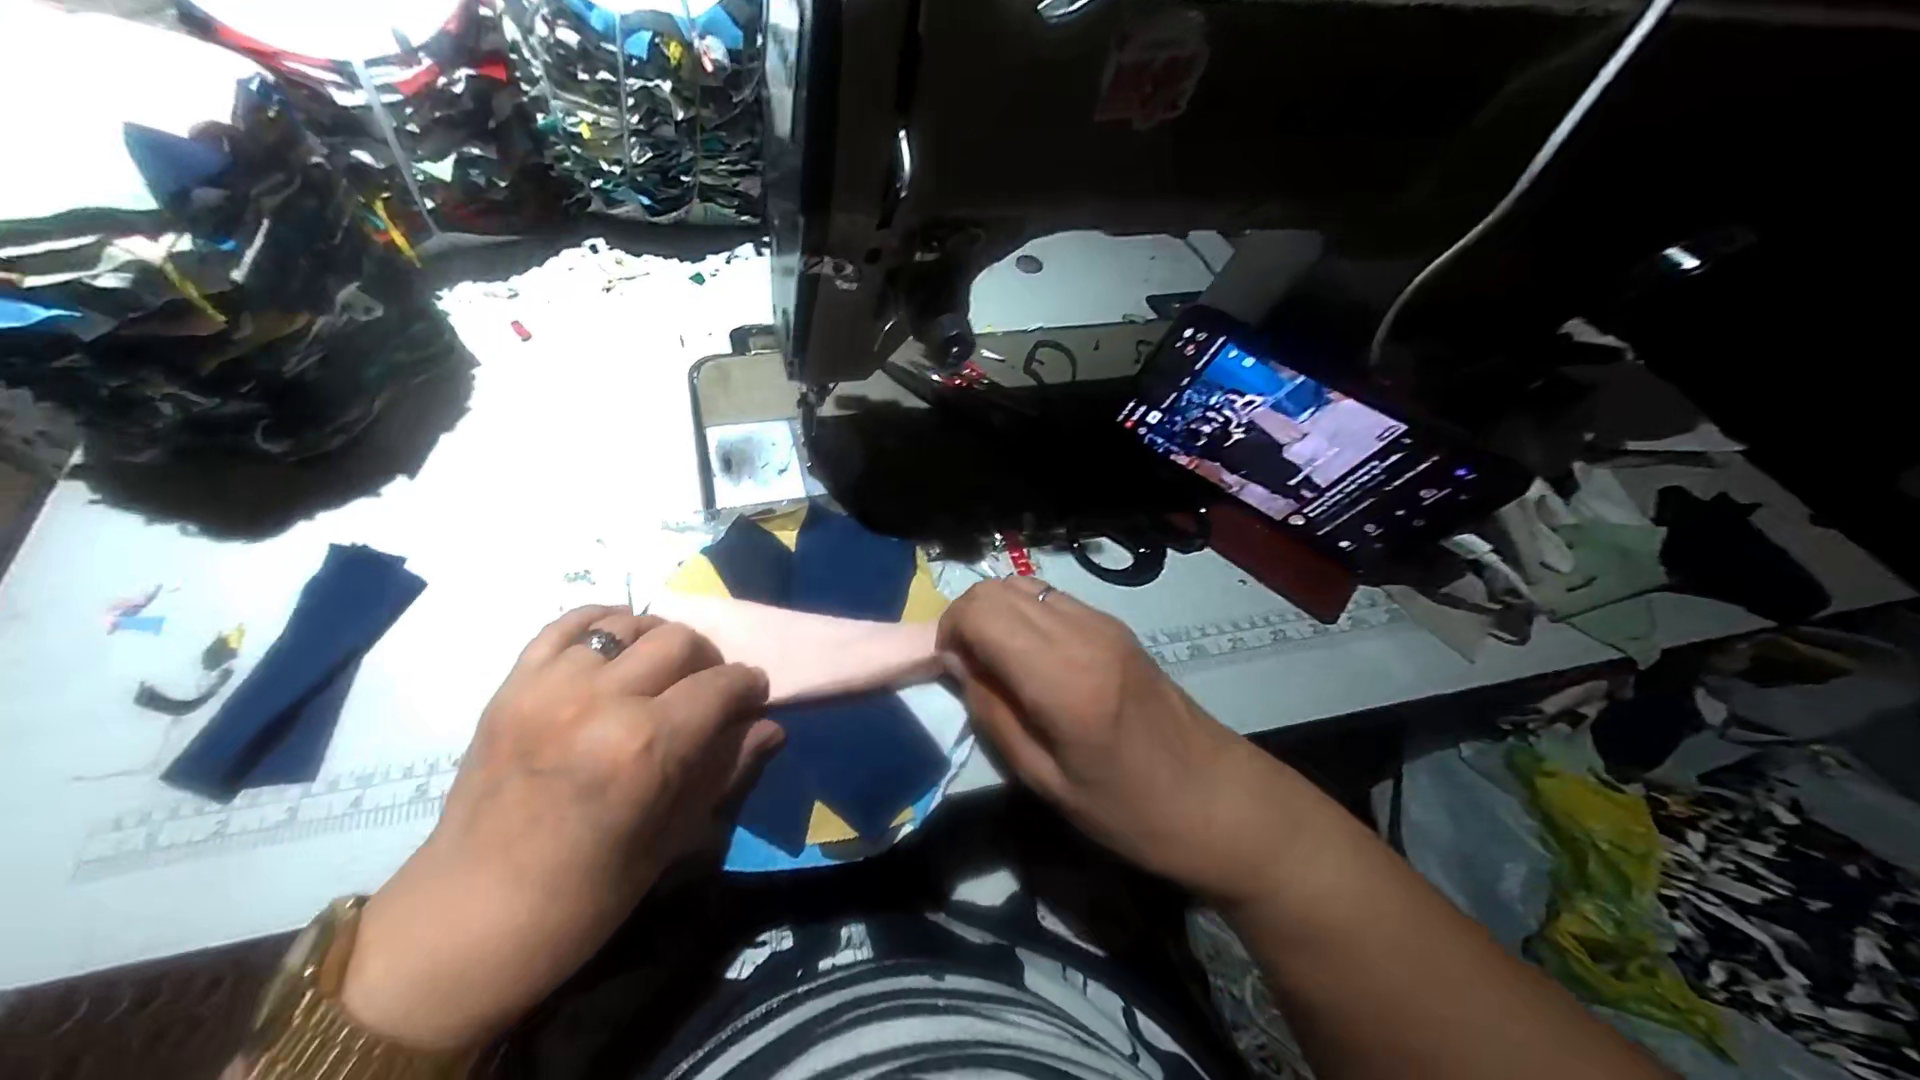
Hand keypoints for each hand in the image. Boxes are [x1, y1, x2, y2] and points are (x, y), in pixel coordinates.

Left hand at [340, 605, 781, 1048]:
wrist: (470, 917)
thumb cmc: (587, 895)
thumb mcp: (675, 838)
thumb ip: (728, 769)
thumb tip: (770, 726)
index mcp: (647, 746)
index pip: (723, 684)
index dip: (749, 687)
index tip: (753, 698)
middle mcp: (601, 701)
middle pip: (681, 640)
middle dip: (709, 661)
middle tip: (707, 690)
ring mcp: (549, 687)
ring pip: (629, 625)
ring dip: (658, 643)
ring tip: (659, 673)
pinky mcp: (512, 685)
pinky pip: (567, 624)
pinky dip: (601, 623)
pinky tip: (617, 645)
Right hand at [939, 578, 1299, 904]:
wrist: (1220, 799)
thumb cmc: (1130, 809)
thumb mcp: (1046, 781)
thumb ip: (994, 713)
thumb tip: (959, 664)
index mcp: (1061, 676)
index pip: (980, 612)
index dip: (949, 632)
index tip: (951, 670)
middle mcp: (1082, 632)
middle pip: (996, 590)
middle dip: (966, 620)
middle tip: (968, 668)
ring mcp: (1103, 623)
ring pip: (1022, 585)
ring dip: (995, 615)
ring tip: (997, 664)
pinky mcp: (1116, 625)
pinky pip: (1051, 599)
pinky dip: (1024, 616)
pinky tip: (1031, 660)